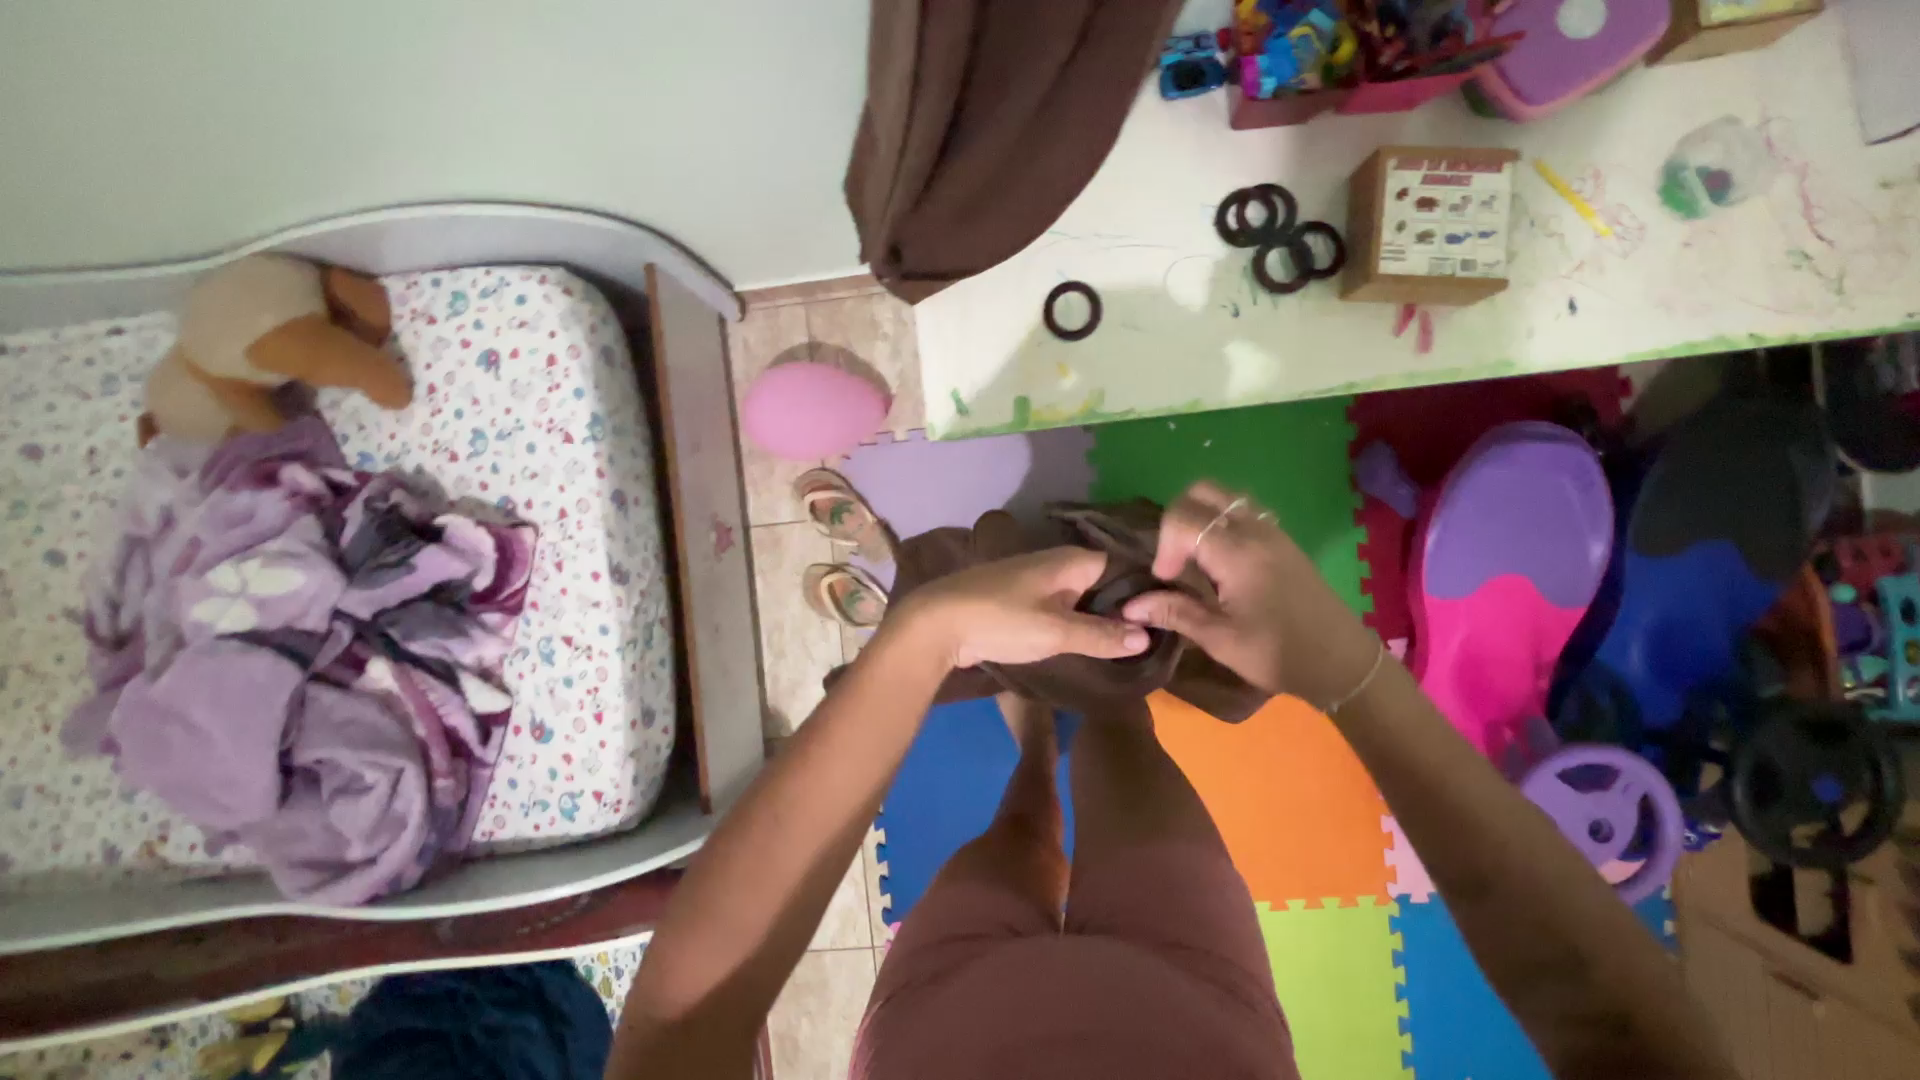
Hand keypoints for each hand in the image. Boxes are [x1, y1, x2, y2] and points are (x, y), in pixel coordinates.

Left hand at [895, 547, 1149, 669]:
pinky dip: (1074, 622)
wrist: (936, 623)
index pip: (1123, 568)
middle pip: (1103, 583)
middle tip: (1151, 642)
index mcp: (1072, 560)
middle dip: (1123, 609)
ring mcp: (1037, 580)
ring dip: (1097, 618)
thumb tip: (1146, 636)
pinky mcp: (1020, 598)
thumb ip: (1101, 635)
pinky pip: (1060, 607)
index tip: (1167, 620)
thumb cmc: (1000, 620)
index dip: (1145, 593)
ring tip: (1127, 648)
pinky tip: (1086, 645)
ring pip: (1080, 597)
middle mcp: (1058, 562)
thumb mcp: (1056, 632)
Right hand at [1121, 481, 1378, 705]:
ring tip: (1194, 559)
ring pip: (1223, 497)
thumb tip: (1130, 606)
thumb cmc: (1278, 654)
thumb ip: (1175, 613)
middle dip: (1175, 520)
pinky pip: (1241, 511)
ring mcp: (1271, 531)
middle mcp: (1254, 530)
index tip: (1164, 579)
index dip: (1163, 546)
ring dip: (1198, 518)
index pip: (1183, 519)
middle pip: (1201, 493)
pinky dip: (1220, 523)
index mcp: (1238, 553)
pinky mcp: (1281, 540)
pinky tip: (1219, 562)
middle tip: (1175, 561)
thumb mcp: (1221, 640)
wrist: (1342, 662)